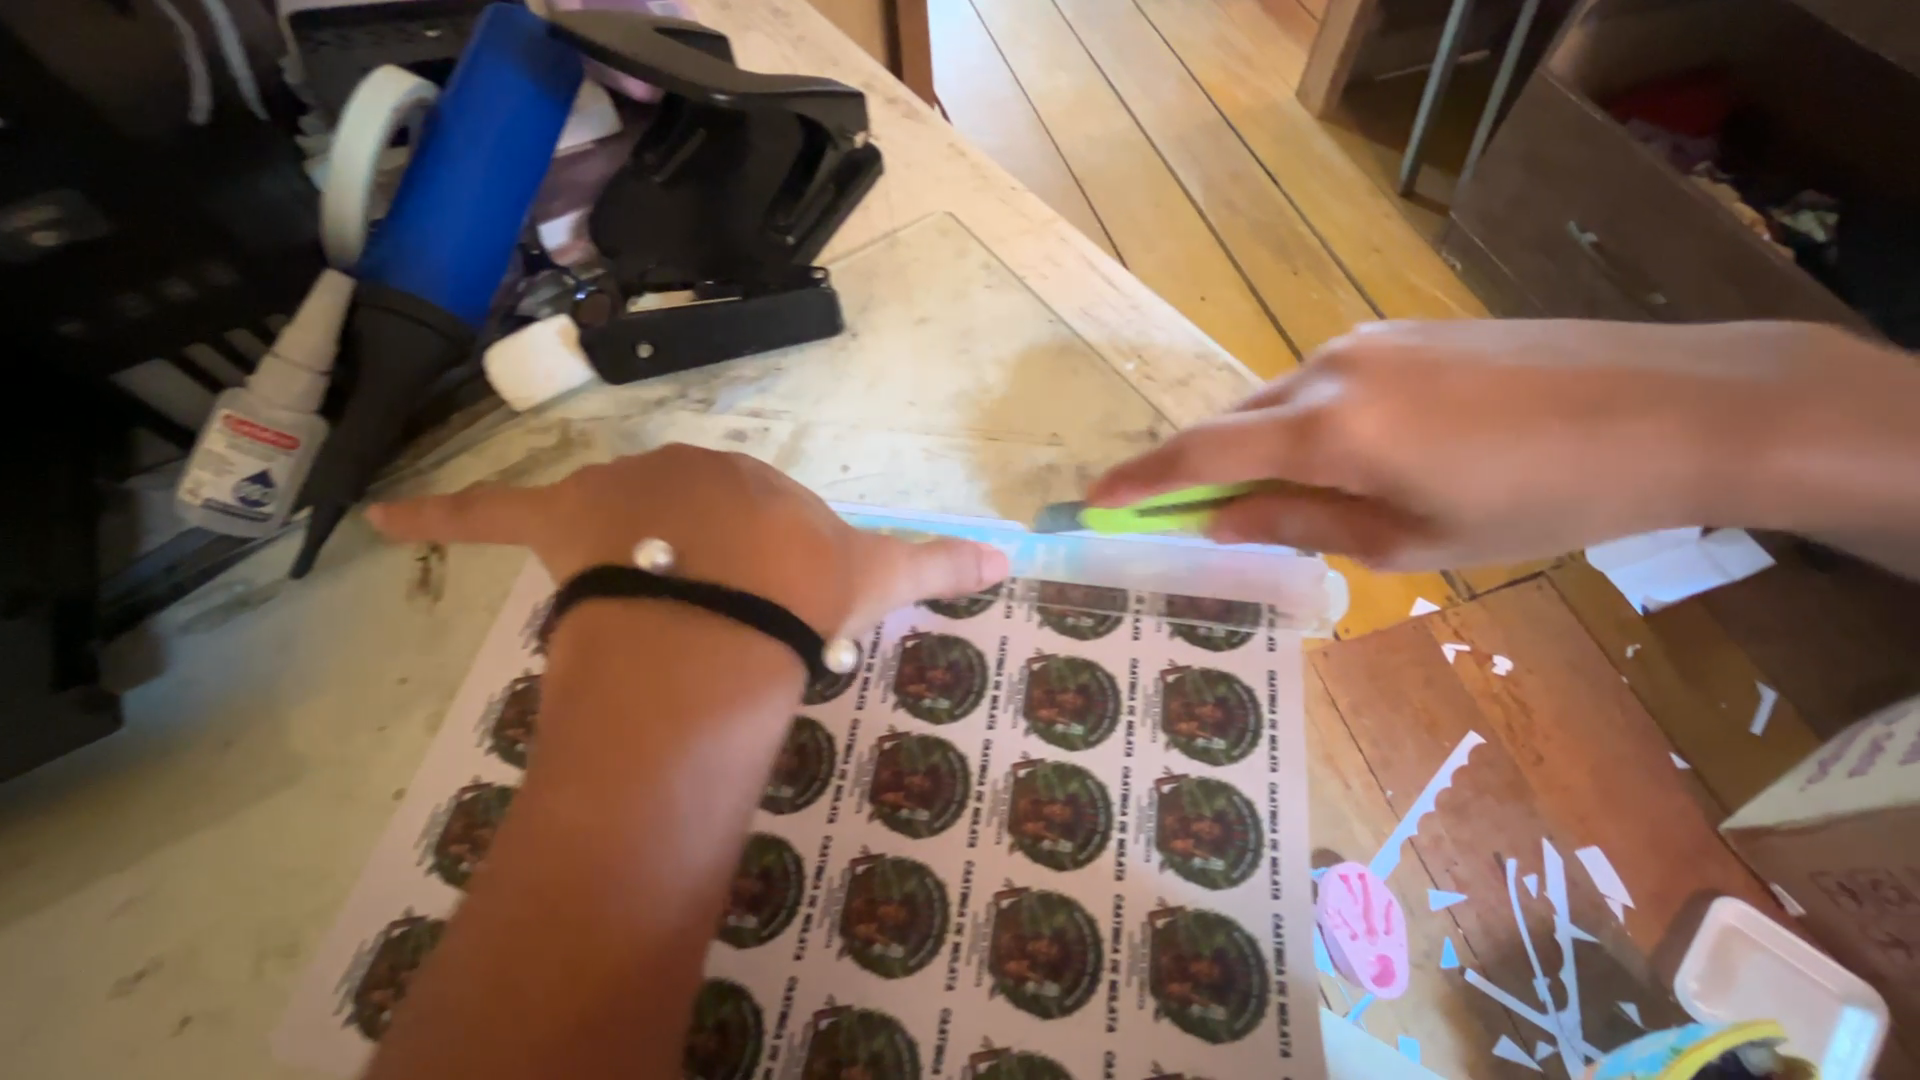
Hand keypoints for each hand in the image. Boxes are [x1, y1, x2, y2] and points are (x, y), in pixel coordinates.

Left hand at [366, 444, 1010, 637]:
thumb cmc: (805, 593)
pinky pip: (490, 514)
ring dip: (631, 552)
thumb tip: (1012, 554)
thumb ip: (940, 564)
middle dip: (700, 562)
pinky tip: (377, 520)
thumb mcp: (877, 579)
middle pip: (684, 515)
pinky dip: (441, 514)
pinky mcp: (555, 523)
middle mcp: (685, 467)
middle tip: (716, 620)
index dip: (759, 567)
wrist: (734, 609)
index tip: (766, 608)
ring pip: (616, 515)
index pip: (751, 517)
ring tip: (648, 607)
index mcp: (753, 480)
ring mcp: (618, 488)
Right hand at [1089, 319, 1918, 569]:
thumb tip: (1218, 521)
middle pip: (1230, 422)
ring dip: (1256, 448)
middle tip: (1188, 517)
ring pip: (1275, 401)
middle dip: (1198, 470)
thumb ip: (1299, 522)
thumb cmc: (1541, 500)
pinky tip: (1343, 456)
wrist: (1677, 405)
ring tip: (1282, 498)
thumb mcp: (1410, 538)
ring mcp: (1364, 342)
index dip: (1142, 478)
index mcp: (1328, 430)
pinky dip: (1301, 424)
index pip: (1202, 454)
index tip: (1097, 497)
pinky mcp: (1398, 332)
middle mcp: (1327, 369)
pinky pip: (1318, 383)